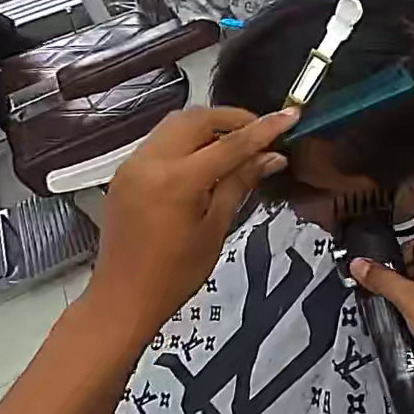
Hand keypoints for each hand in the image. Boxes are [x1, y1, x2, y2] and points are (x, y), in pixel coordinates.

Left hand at [76, 106, 295, 342]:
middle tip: (263, 133)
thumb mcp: (216, 227)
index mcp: (176, 181)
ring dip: (210, 126)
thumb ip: (240, 183)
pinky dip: (190, 139)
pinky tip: (209, 157)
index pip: (230, 143)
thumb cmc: (175, 273)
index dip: (264, 128)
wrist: (124, 297)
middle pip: (197, 119)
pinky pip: (162, 140)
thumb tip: (271, 158)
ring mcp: (133, 165)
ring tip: (239, 142)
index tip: (289, 116)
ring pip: (177, 124)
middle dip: (233, 118)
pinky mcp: (126, 172)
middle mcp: (149, 163)